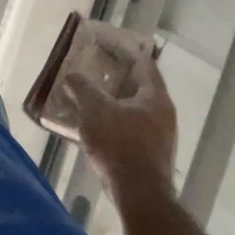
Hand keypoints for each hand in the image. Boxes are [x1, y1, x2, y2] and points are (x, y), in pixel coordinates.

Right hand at [65, 48, 177, 199]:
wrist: (139, 194)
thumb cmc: (119, 144)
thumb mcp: (94, 108)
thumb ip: (81, 87)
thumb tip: (72, 76)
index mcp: (155, 98)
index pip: (144, 64)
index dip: (126, 49)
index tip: (106, 40)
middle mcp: (162, 114)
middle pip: (138, 86)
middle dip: (115, 74)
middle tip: (92, 64)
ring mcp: (157, 135)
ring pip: (132, 107)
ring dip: (111, 98)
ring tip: (86, 92)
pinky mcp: (148, 153)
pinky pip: (127, 125)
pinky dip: (110, 117)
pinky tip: (90, 121)